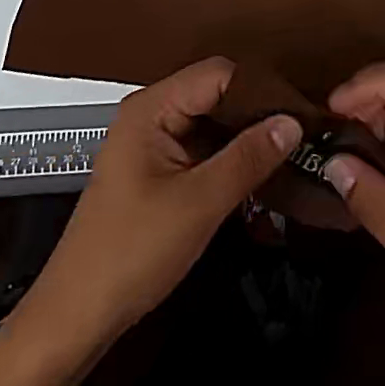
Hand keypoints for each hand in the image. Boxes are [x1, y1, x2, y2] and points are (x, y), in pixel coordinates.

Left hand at [0, 57, 300, 385]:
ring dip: (247, 135)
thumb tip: (293, 122)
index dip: (261, 89)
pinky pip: (203, 145)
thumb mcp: (199, 203)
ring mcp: (153, 139)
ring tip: (293, 150)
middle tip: (303, 134)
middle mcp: (151, 112)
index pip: (219, 73)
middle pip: (216, 93)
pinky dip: (231, 155)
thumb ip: (248, 157)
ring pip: (212, 120)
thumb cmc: (132, 251)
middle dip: (258, 112)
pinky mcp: (159, 165)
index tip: (301, 113)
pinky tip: (262, 170)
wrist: (80, 311)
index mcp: (151, 107)